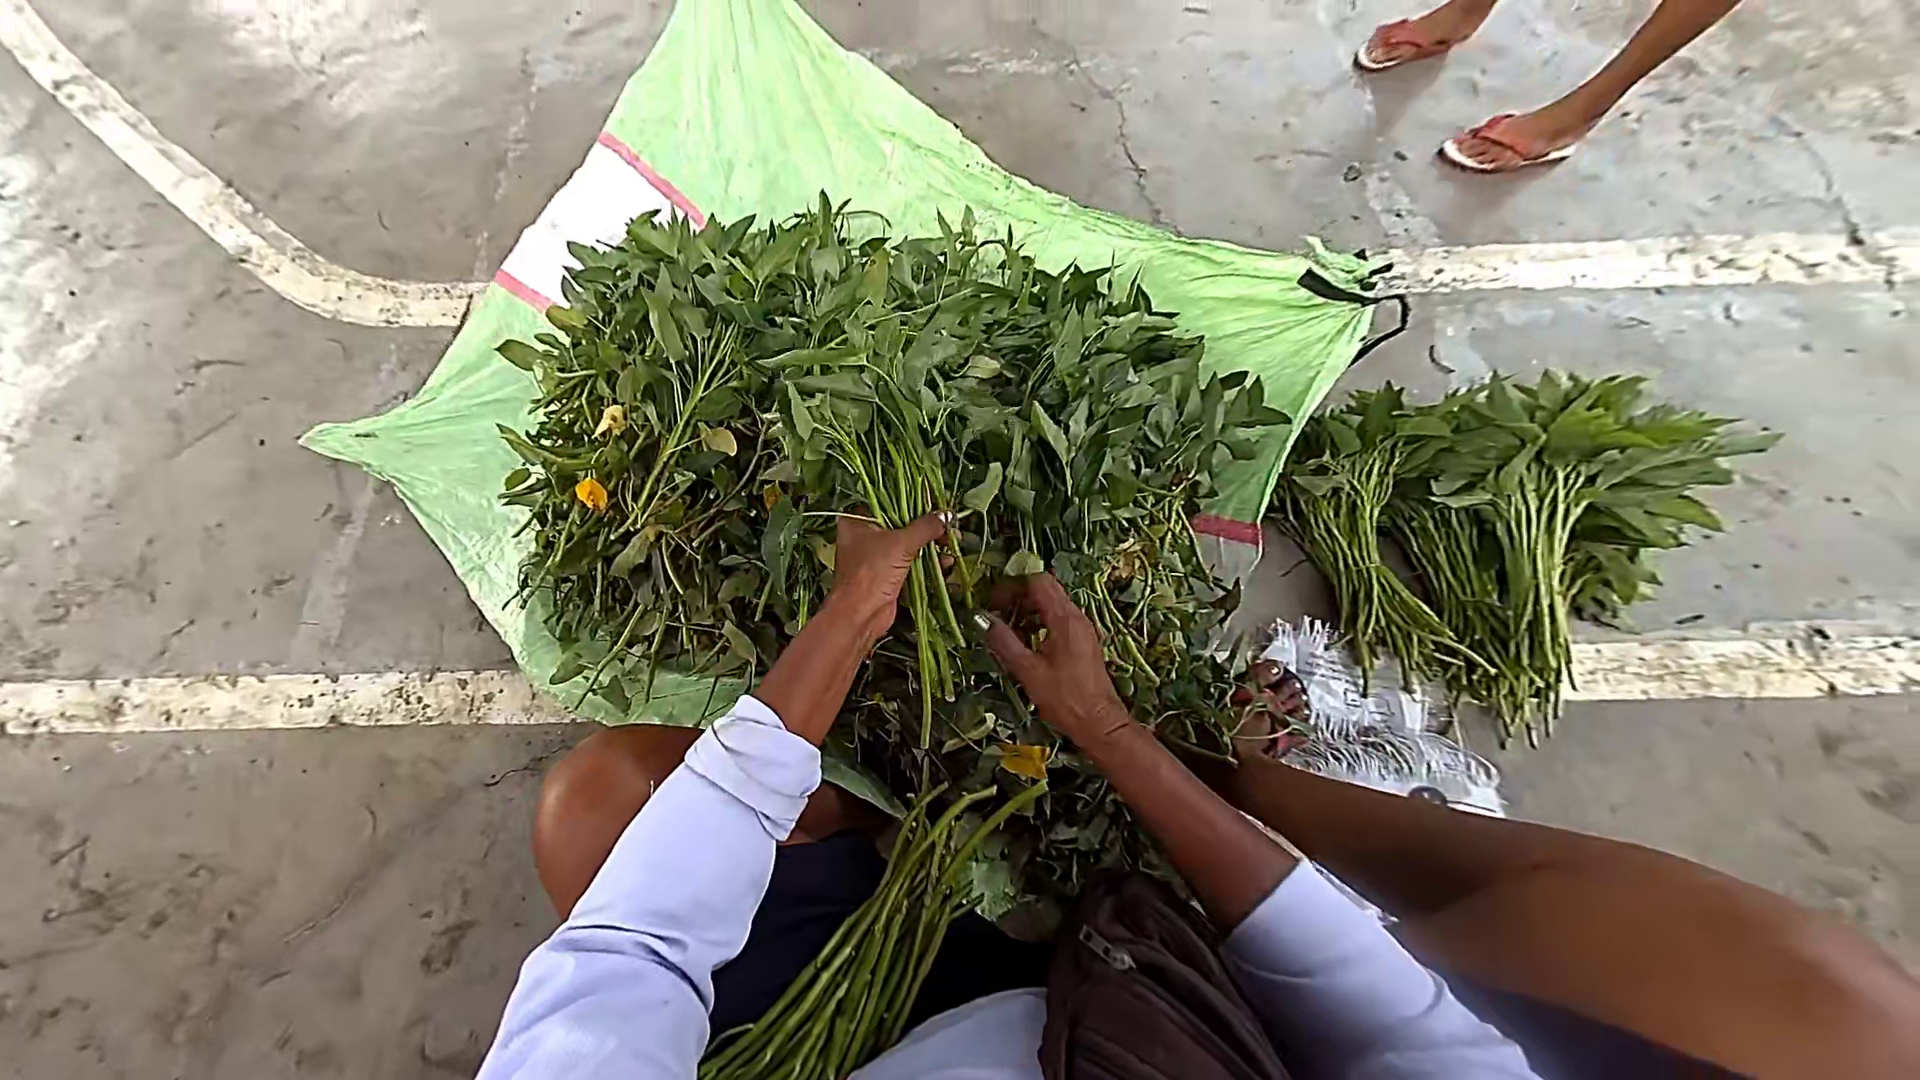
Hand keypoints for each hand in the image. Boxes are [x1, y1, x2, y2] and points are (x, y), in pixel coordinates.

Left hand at [824, 510, 950, 645]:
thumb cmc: (871, 573)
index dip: (914, 501)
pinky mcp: (887, 574)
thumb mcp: (900, 543)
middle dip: (928, 526)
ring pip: (909, 543)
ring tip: (951, 543)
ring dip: (931, 545)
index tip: (936, 503)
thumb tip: (946, 515)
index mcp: (858, 520)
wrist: (860, 615)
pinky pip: (911, 561)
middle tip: (948, 526)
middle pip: (902, 523)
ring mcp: (876, 556)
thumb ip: (925, 527)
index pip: (889, 501)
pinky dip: (927, 561)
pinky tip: (946, 560)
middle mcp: (865, 535)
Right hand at [982, 573, 1134, 747]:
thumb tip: (982, 619)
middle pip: (1044, 590)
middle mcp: (1076, 617)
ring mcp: (1082, 629)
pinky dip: (1039, 624)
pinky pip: (1058, 621)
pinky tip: (1027, 645)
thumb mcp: (1027, 670)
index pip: (1038, 582)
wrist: (1099, 723)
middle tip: (998, 616)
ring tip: (1009, 632)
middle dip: (1017, 598)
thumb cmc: (1064, 698)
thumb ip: (1003, 641)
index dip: (1012, 587)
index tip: (994, 603)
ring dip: (1027, 612)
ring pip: (1051, 605)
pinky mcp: (1083, 641)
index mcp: (1064, 618)